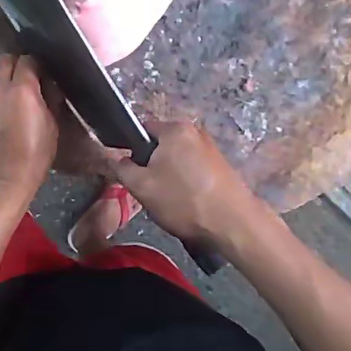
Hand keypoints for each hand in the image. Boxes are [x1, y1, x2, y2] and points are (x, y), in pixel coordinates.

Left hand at [0, 55, 57, 200]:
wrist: (3, 177)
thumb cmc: (35, 153)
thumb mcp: (52, 124)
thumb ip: (49, 98)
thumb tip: (47, 85)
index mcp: (22, 89)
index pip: (28, 60)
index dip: (37, 66)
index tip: (43, 76)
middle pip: (5, 60)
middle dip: (17, 66)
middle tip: (26, 82)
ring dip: (3, 83)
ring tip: (12, 101)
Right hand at [105, 122, 263, 247]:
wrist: (231, 221)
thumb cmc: (183, 199)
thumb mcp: (141, 186)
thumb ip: (122, 168)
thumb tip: (118, 159)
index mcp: (176, 128)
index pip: (142, 129)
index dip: (130, 148)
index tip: (129, 172)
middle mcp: (195, 131)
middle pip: (161, 146)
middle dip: (152, 166)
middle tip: (149, 190)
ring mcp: (211, 148)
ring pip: (177, 160)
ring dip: (170, 176)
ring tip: (170, 200)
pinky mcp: (221, 166)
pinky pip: (193, 170)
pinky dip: (187, 183)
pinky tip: (188, 202)